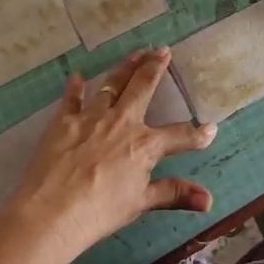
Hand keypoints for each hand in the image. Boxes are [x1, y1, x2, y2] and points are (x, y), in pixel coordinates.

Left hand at [6, 49, 217, 253]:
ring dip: (126, 67)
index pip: (180, 136)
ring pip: (113, 84)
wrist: (53, 213)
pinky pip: (72, 98)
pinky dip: (75, 87)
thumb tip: (209, 200)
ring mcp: (92, 117)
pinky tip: (77, 77)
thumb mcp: (141, 203)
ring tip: (136, 53)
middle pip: (143, 86)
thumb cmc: (100, 212)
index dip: (198, 135)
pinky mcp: (65, 120)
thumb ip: (175, 194)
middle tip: (163, 51)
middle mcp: (123, 121)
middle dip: (155, 67)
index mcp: (145, 144)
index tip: (211, 129)